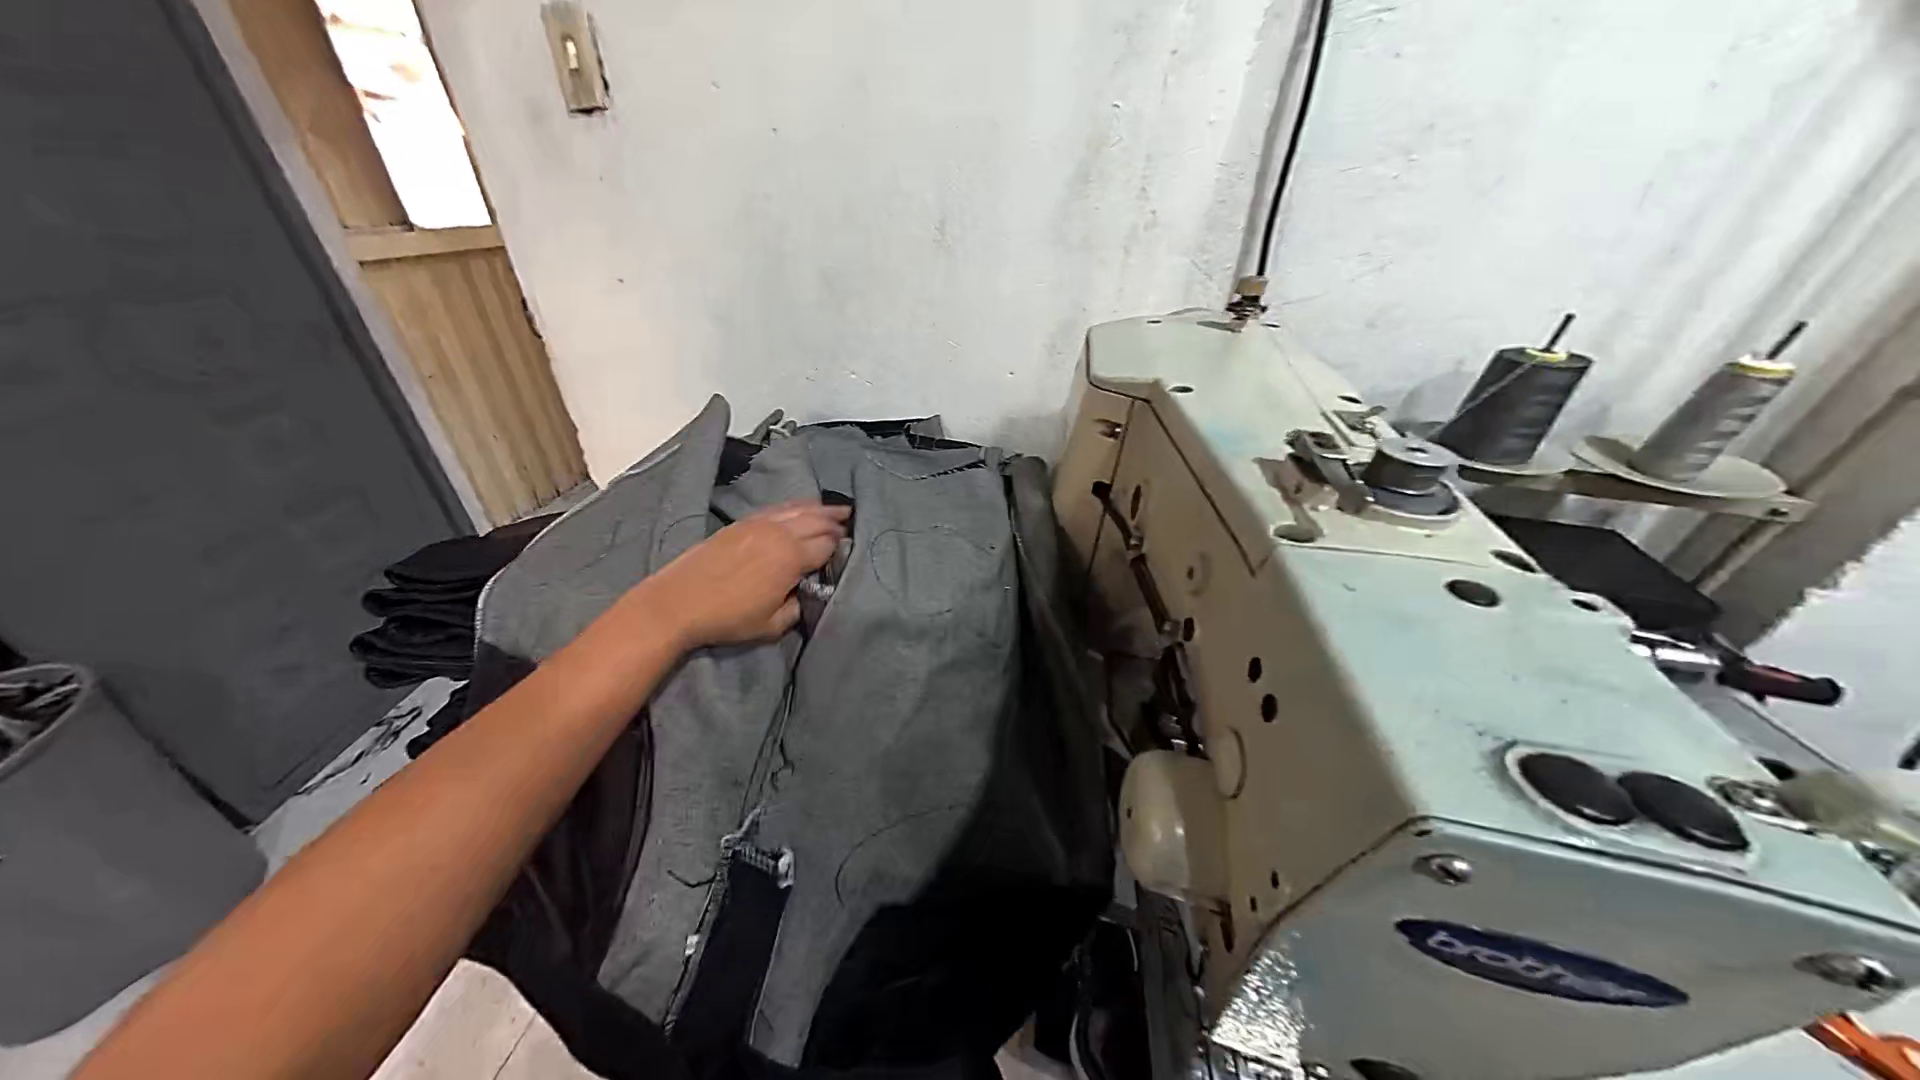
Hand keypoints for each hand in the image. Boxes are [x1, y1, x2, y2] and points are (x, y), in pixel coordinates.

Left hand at [633, 500, 850, 648]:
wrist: (677, 603)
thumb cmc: (727, 618)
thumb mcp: (772, 624)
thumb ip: (798, 606)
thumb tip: (808, 590)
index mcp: (791, 558)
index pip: (828, 545)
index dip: (842, 548)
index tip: (851, 552)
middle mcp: (780, 533)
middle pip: (818, 521)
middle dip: (837, 524)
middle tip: (852, 525)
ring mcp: (760, 524)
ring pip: (800, 510)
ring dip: (821, 510)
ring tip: (839, 510)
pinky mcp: (743, 522)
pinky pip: (779, 508)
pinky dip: (797, 506)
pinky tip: (803, 508)